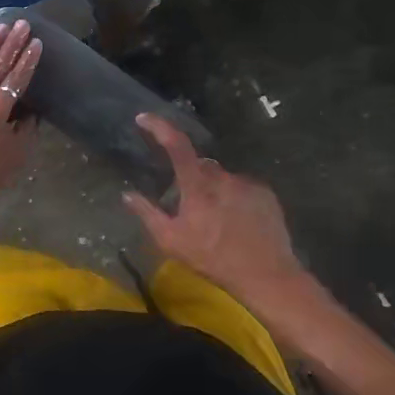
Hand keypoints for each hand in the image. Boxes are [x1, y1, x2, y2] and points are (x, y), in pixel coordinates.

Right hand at [123, 114, 305, 302]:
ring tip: (216, 219)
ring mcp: (247, 183)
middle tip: (188, 204)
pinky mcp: (266, 194)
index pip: (176, 145)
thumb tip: (127, 194)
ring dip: (214, 190)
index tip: (144, 118)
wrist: (267, 276)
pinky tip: (237, 221)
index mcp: (197, 186)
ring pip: (221, 177)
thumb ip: (147, 214)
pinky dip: (234, 198)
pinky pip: (242, 187)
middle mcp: (222, 177)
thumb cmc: (213, 258)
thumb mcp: (171, 241)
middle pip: (199, 164)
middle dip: (191, 177)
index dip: (159, 127)